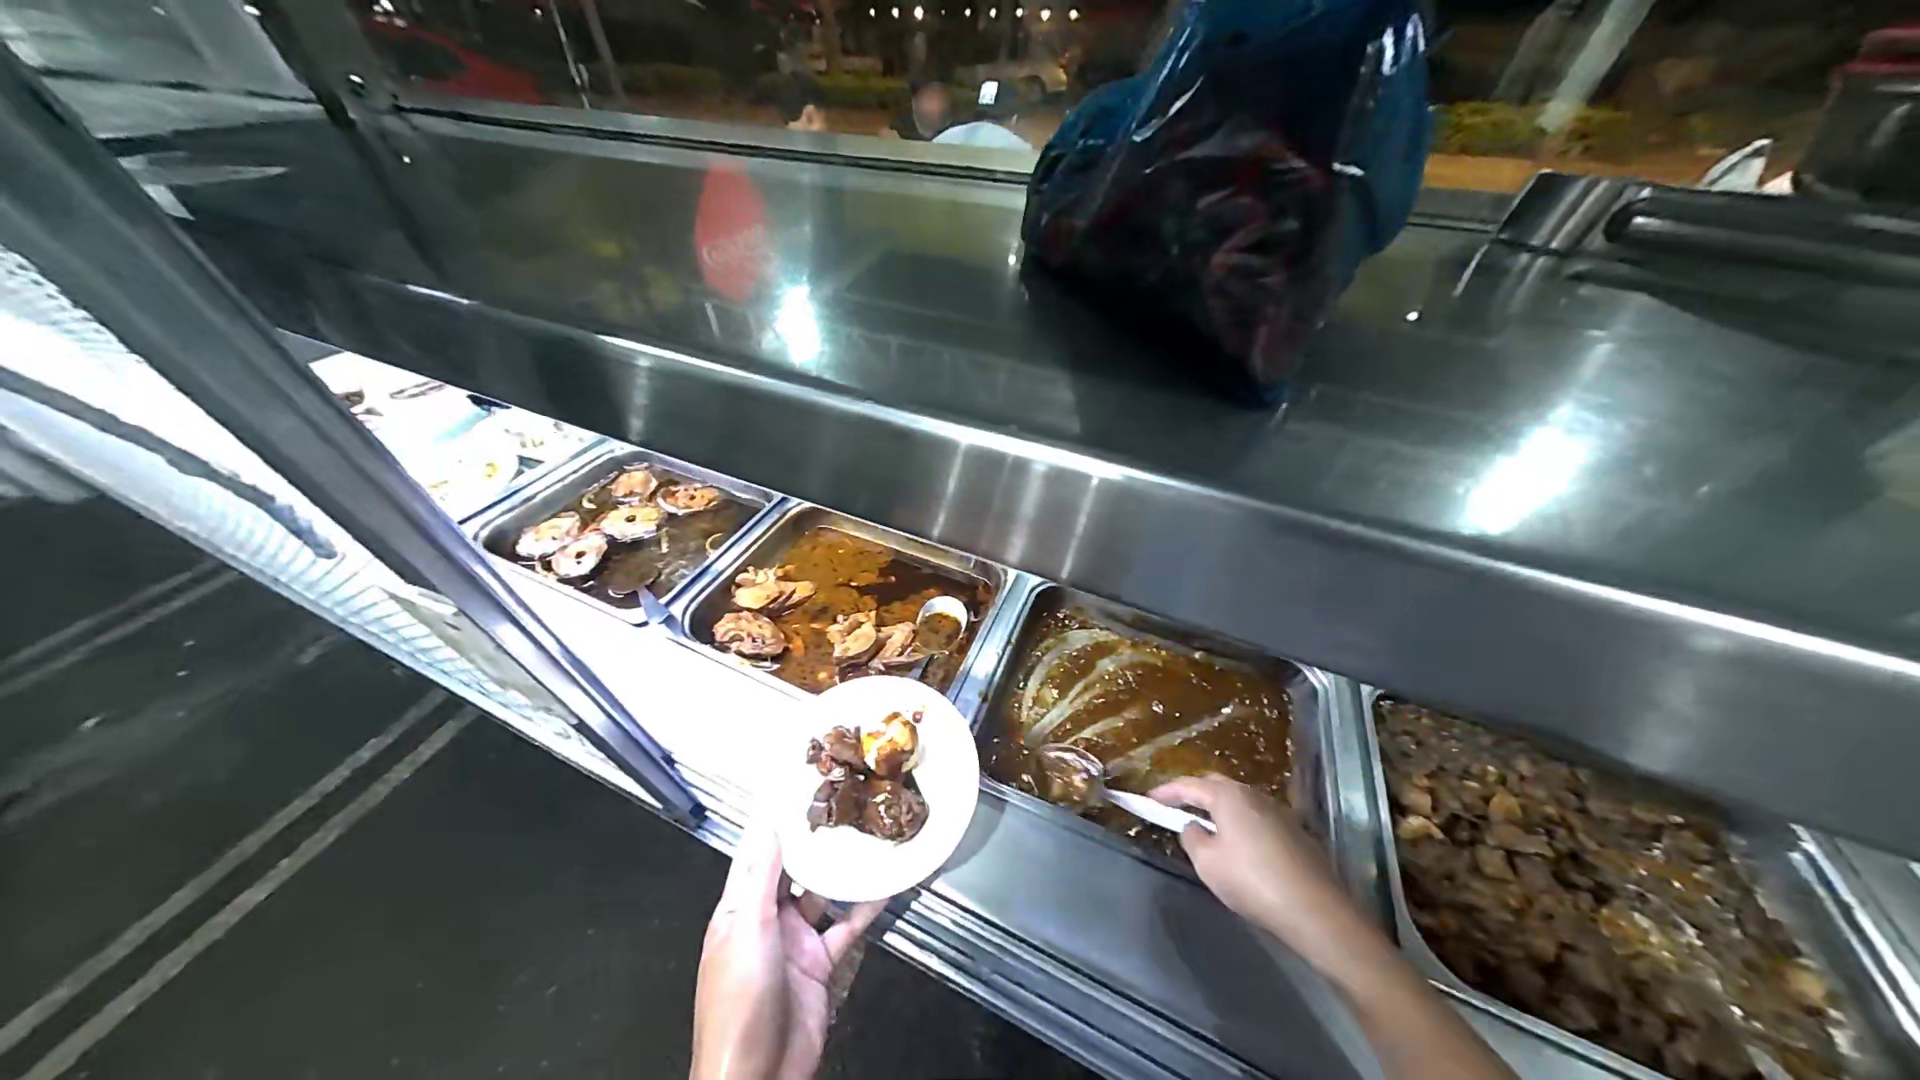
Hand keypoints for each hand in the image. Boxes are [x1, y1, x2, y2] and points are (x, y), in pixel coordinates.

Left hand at [691, 826, 886, 1079]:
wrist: (759, 1076)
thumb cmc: (737, 1007)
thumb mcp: (746, 928)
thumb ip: (761, 877)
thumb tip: (770, 829)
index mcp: (739, 909)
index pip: (757, 855)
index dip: (774, 824)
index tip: (793, 792)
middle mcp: (766, 921)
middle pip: (793, 871)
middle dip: (814, 843)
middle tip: (840, 810)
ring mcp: (794, 942)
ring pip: (823, 894)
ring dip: (842, 871)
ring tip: (864, 841)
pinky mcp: (819, 963)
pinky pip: (846, 926)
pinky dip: (864, 907)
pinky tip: (882, 888)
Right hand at [1151, 776, 1517, 1079]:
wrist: (1317, 913)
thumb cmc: (1253, 883)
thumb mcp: (1207, 863)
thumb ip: (1192, 837)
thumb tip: (1193, 826)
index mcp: (1228, 796)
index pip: (1189, 785)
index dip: (1166, 791)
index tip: (1148, 798)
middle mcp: (1253, 795)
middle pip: (1216, 786)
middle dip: (1193, 794)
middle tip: (1175, 807)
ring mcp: (1278, 812)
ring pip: (1239, 801)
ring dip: (1218, 809)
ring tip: (1203, 827)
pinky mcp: (1295, 832)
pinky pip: (1255, 817)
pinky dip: (1238, 823)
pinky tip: (1237, 846)